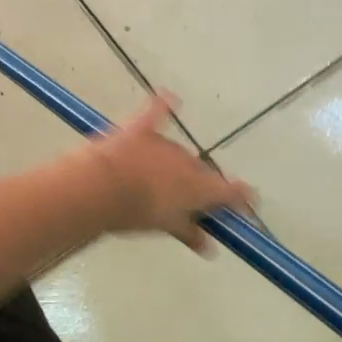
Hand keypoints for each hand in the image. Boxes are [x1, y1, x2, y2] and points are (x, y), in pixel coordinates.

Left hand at [81, 93, 253, 252]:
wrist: (99, 184)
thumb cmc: (134, 211)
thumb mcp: (165, 226)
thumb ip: (189, 232)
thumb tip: (207, 246)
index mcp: (201, 188)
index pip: (232, 192)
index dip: (239, 197)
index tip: (243, 202)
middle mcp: (188, 162)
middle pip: (199, 170)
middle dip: (194, 182)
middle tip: (178, 197)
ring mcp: (163, 143)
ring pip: (175, 151)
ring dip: (171, 161)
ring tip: (155, 174)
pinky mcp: (138, 128)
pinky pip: (152, 112)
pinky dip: (160, 104)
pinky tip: (167, 95)